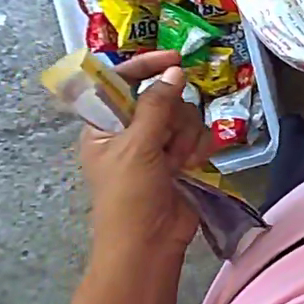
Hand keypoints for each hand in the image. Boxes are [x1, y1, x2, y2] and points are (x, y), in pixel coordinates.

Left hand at [79, 51, 214, 268]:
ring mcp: (157, 144)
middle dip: (172, 119)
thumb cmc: (129, 197)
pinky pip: (197, 135)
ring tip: (178, 163)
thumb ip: (157, 105)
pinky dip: (197, 148)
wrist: (149, 244)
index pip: (122, 80)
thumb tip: (175, 71)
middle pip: (163, 97)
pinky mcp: (180, 158)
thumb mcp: (137, 146)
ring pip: (185, 115)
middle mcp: (131, 129)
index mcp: (105, 124)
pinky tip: (191, 165)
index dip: (146, 66)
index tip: (174, 59)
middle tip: (166, 145)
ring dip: (185, 138)